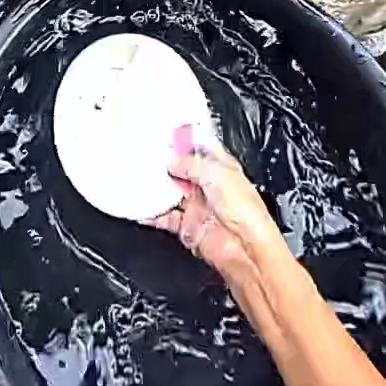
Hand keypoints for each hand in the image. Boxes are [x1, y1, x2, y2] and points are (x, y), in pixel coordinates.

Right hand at [151, 125, 286, 283]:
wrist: (246, 250)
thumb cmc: (246, 211)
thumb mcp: (216, 174)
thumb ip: (191, 164)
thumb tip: (172, 159)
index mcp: (221, 167)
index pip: (199, 148)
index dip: (183, 141)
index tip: (164, 135)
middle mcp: (208, 185)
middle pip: (181, 170)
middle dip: (165, 164)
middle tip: (146, 156)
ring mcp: (198, 206)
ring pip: (170, 192)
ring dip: (155, 187)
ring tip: (138, 178)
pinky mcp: (188, 226)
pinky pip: (165, 217)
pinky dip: (151, 213)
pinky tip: (140, 208)